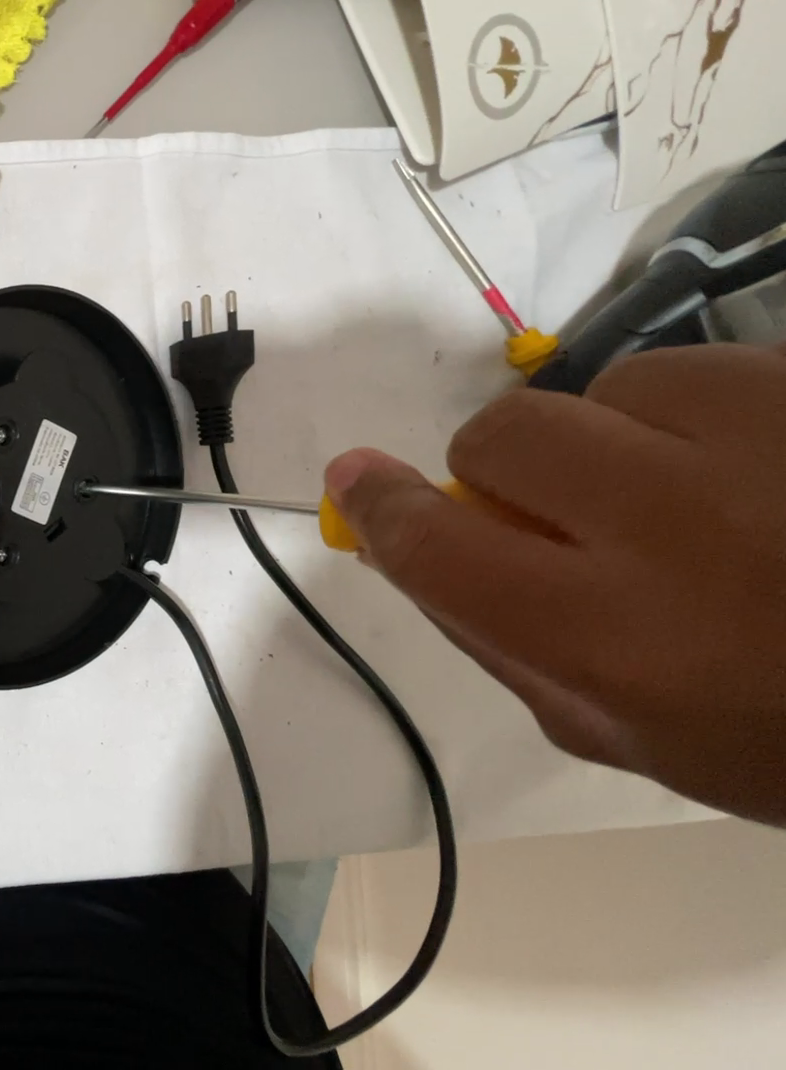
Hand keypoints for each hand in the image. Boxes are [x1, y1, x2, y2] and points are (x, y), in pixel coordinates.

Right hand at [324, 343, 785, 825]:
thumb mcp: (625, 731)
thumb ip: (495, 639)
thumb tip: (401, 546)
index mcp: (622, 637)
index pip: (441, 545)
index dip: (381, 505)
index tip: (352, 477)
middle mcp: (692, 530)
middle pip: (508, 436)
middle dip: (500, 466)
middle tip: (545, 504)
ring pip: (619, 383)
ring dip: (613, 432)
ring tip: (681, 484)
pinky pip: (728, 367)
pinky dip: (707, 411)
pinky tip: (754, 465)